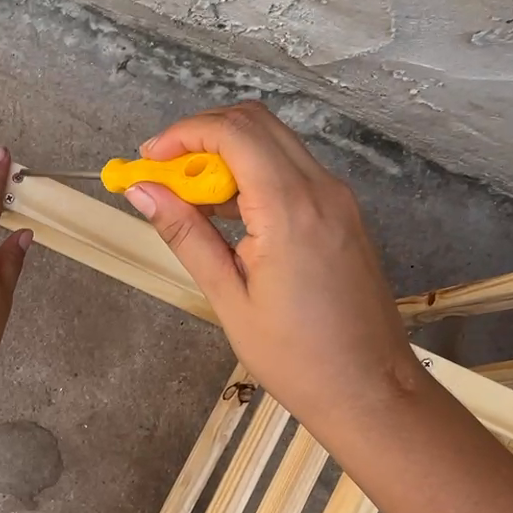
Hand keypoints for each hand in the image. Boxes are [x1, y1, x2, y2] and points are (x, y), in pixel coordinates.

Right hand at [124, 102, 422, 432]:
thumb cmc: (294, 356)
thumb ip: (185, 234)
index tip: (147, 162)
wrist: (370, 390)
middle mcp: (320, 189)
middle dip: (200, 134)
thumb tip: (141, 192)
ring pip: (274, 141)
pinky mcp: (342, 212)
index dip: (182, 134)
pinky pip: (290, 168)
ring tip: (188, 196)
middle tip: (162, 172)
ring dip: (225, 152)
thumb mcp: (227, 297)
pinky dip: (251, 171)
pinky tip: (225, 212)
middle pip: (255, 122)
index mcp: (289, 209)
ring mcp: (337, 198)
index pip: (233, 133)